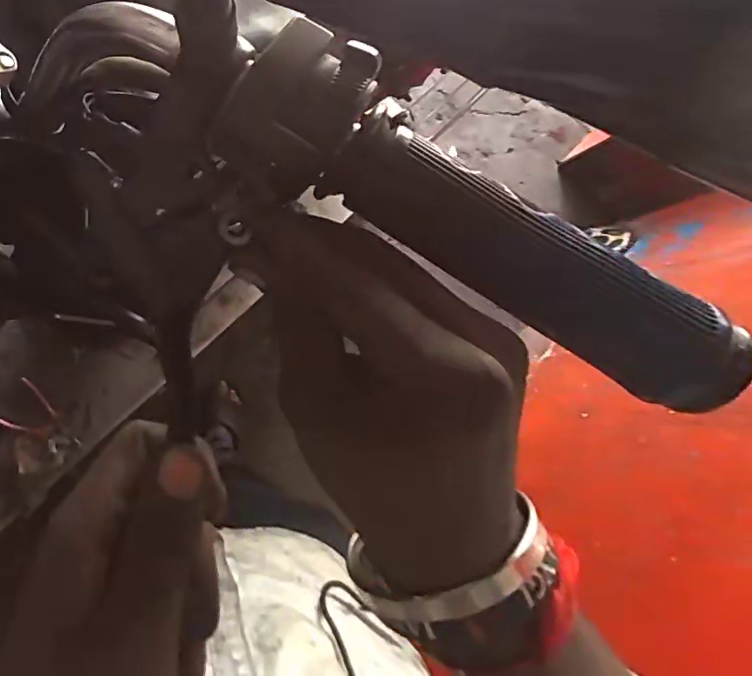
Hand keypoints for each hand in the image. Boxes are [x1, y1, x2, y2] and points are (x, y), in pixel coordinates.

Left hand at [0, 421, 225, 675]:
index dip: (185, 462)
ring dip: (188, 605)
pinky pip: (163, 602)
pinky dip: (176, 634)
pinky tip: (167, 670)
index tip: (216, 514)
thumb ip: (162, 535)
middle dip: (192, 554)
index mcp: (84, 523)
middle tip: (187, 615)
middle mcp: (89, 541)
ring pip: (171, 557)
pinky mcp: (111, 622)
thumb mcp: (135, 626)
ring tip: (172, 661)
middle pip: (164, 501)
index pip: (141, 444)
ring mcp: (99, 584)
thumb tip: (189, 446)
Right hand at [261, 214, 531, 595]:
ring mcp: (496, 327)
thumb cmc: (373, 486)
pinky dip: (368, 270)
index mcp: (443, 375)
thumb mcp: (315, 410)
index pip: (358, 287)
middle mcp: (484, 337)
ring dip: (340, 249)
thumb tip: (271, 255)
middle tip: (264, 224)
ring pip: (401, 263)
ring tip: (288, 240)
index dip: (301, 247)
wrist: (453, 535)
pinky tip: (330, 264)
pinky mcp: (492, 325)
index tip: (256, 216)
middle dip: (317, 239)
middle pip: (384, 261)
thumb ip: (296, 325)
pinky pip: (417, 281)